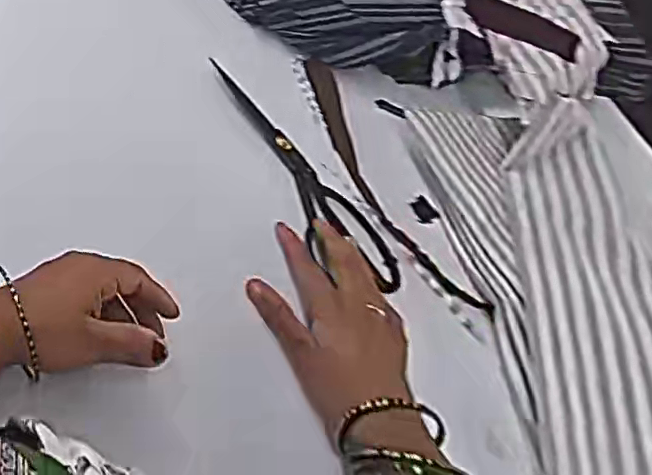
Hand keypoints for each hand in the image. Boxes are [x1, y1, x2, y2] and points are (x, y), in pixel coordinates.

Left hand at [15, 251, 178, 370]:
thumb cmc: (39, 326)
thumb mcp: (94, 341)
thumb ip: (130, 343)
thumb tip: (154, 345)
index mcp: (95, 270)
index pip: (137, 277)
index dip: (157, 297)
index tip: (170, 313)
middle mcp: (81, 265)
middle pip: (123, 281)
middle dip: (142, 308)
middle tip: (154, 333)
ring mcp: (65, 273)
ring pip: (105, 288)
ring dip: (122, 311)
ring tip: (130, 340)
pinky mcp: (52, 285)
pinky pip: (89, 291)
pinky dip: (103, 309)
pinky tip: (101, 332)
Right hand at [248, 222, 433, 457]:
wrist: (383, 427)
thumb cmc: (342, 395)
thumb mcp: (300, 354)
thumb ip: (278, 316)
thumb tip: (257, 287)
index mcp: (331, 309)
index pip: (308, 268)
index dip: (295, 245)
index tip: (286, 229)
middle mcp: (357, 308)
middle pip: (343, 262)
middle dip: (330, 238)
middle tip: (321, 223)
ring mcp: (379, 321)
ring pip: (366, 275)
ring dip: (353, 254)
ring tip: (347, 241)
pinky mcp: (394, 336)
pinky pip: (382, 297)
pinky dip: (373, 282)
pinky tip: (373, 287)